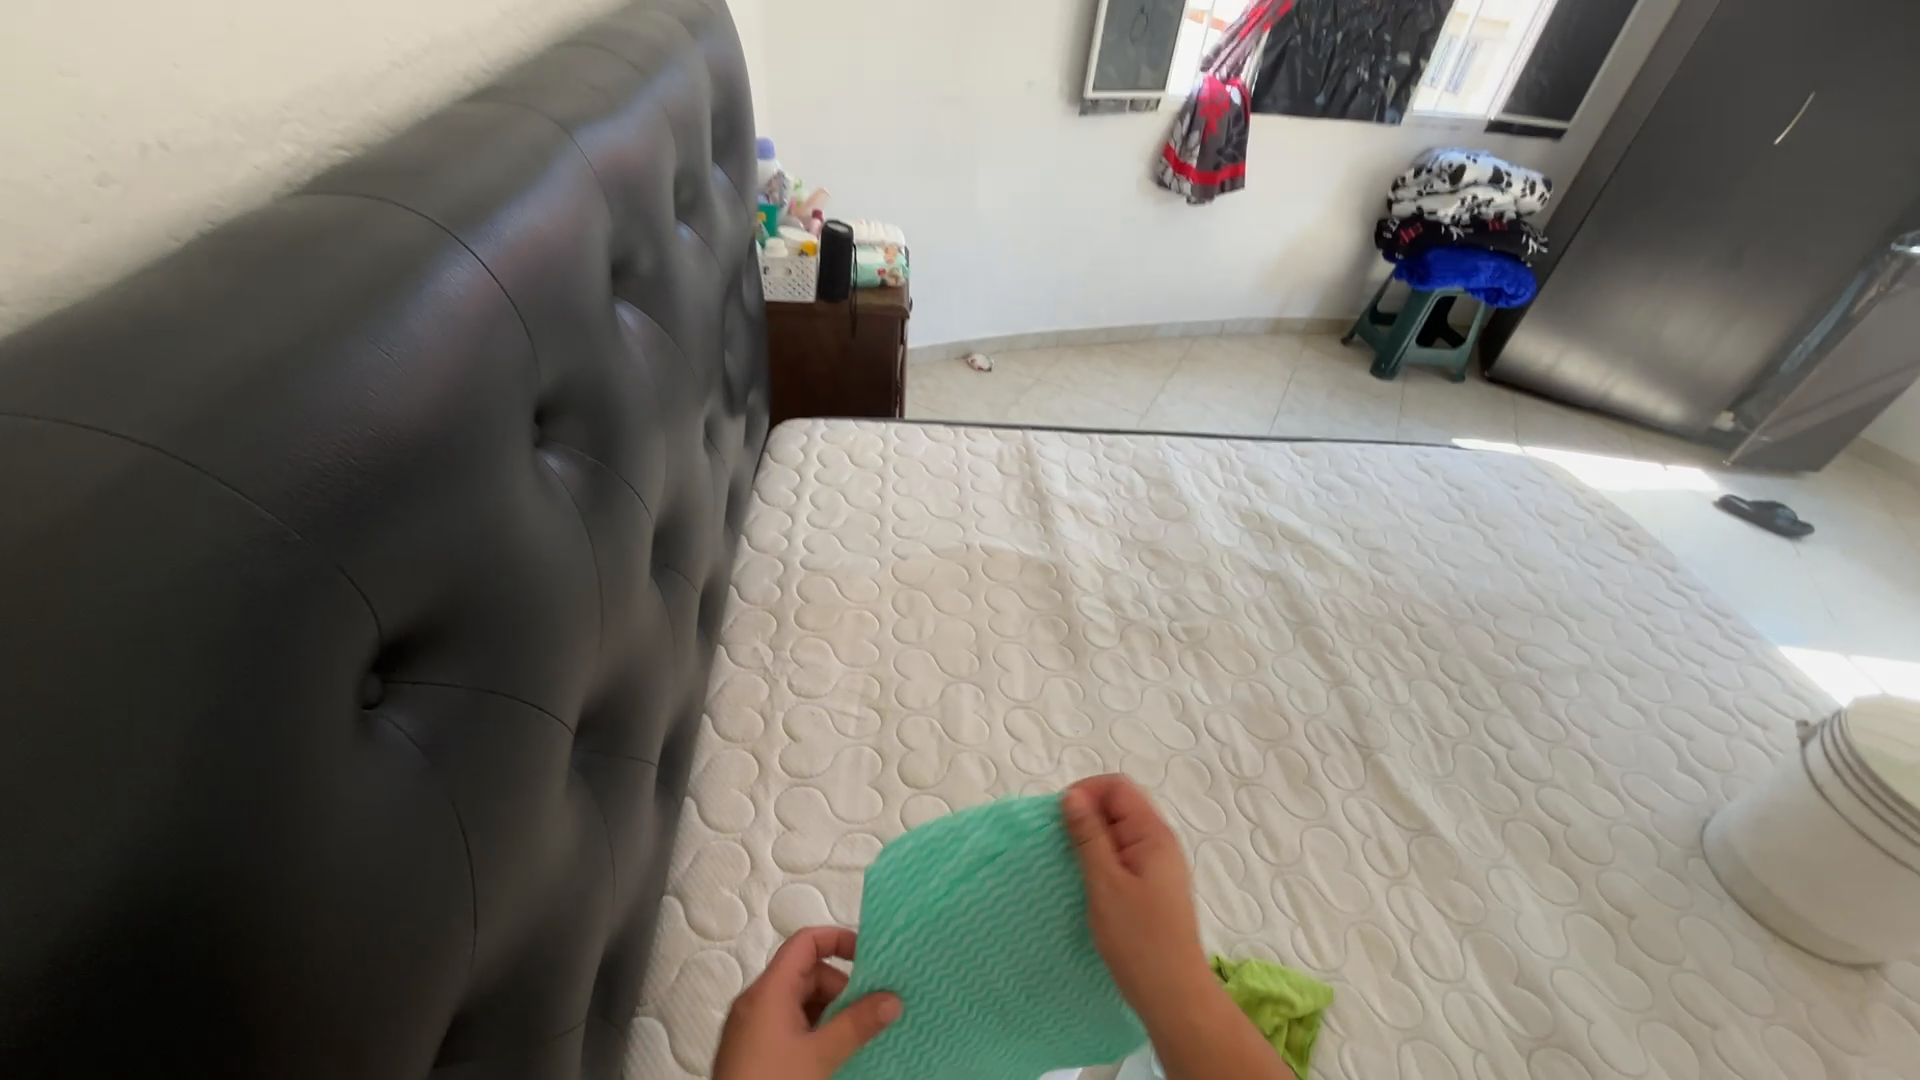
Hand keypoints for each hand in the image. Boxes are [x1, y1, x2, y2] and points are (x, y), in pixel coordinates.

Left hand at [711, 927, 902, 1079]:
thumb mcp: (820, 1056)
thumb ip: (857, 1024)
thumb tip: (893, 999)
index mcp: (769, 990)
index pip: (806, 942)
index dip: (838, 941)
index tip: (868, 960)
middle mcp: (755, 1000)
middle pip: (805, 973)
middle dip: (839, 989)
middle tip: (865, 1014)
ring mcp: (750, 1027)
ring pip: (798, 1002)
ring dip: (827, 1014)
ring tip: (850, 1040)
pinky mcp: (749, 1051)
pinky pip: (787, 1024)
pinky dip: (811, 1031)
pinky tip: (828, 1056)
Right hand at [1060, 775, 1212, 1022]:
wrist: (1173, 996)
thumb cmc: (1138, 939)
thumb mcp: (1105, 882)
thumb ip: (1088, 835)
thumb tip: (1072, 795)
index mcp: (1153, 833)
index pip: (1117, 786)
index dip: (1086, 792)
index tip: (1060, 819)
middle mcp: (1160, 841)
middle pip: (1119, 805)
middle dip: (1086, 814)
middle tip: (1061, 842)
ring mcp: (1159, 864)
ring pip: (1120, 831)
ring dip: (1092, 837)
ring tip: (1071, 861)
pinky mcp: (1153, 886)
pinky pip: (1124, 854)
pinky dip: (1102, 857)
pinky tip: (1088, 879)